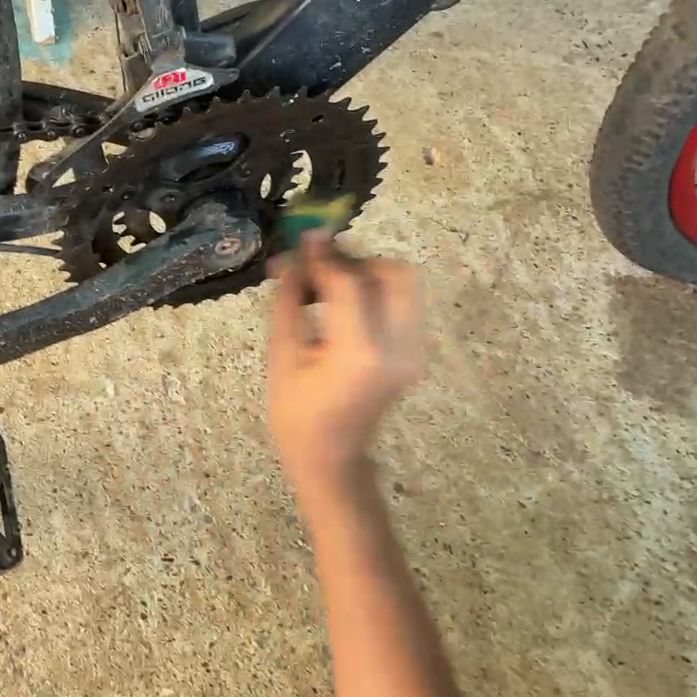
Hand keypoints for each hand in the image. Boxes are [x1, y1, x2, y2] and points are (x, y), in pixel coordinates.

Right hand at [266, 232, 425, 485]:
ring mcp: (414, 351)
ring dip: (364, 274)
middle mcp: (398, 347)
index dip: (325, 255)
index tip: (303, 239)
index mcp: (360, 353)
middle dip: (356, 259)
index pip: (350, 282)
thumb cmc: (294, 412)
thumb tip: (293, 257)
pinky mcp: (415, 352)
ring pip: (402, 284)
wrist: (330, 457)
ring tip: (325, 286)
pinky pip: (400, 304)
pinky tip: (338, 304)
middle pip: (394, 273)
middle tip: (319, 267)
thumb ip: (291, 300)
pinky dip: (371, 293)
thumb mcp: (281, 354)